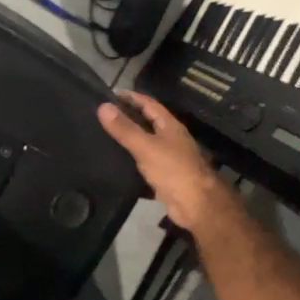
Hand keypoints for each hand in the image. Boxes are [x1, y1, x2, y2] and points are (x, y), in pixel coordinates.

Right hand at [96, 92, 237, 231]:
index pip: (149, 104)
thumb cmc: (173, 170)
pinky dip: (132, 162)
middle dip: (129, 117)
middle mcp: (171, 139)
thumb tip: (103, 106)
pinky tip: (116, 165)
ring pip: (146, 144)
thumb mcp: (146, 146)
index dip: (132, 97)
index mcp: (170, 126)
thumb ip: (125, 129)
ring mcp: (169, 159)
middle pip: (148, 123)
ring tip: (105, 138)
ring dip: (129, 140)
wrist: (196, 204)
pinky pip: (145, 165)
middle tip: (104, 116)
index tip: (112, 94)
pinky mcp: (164, 178)